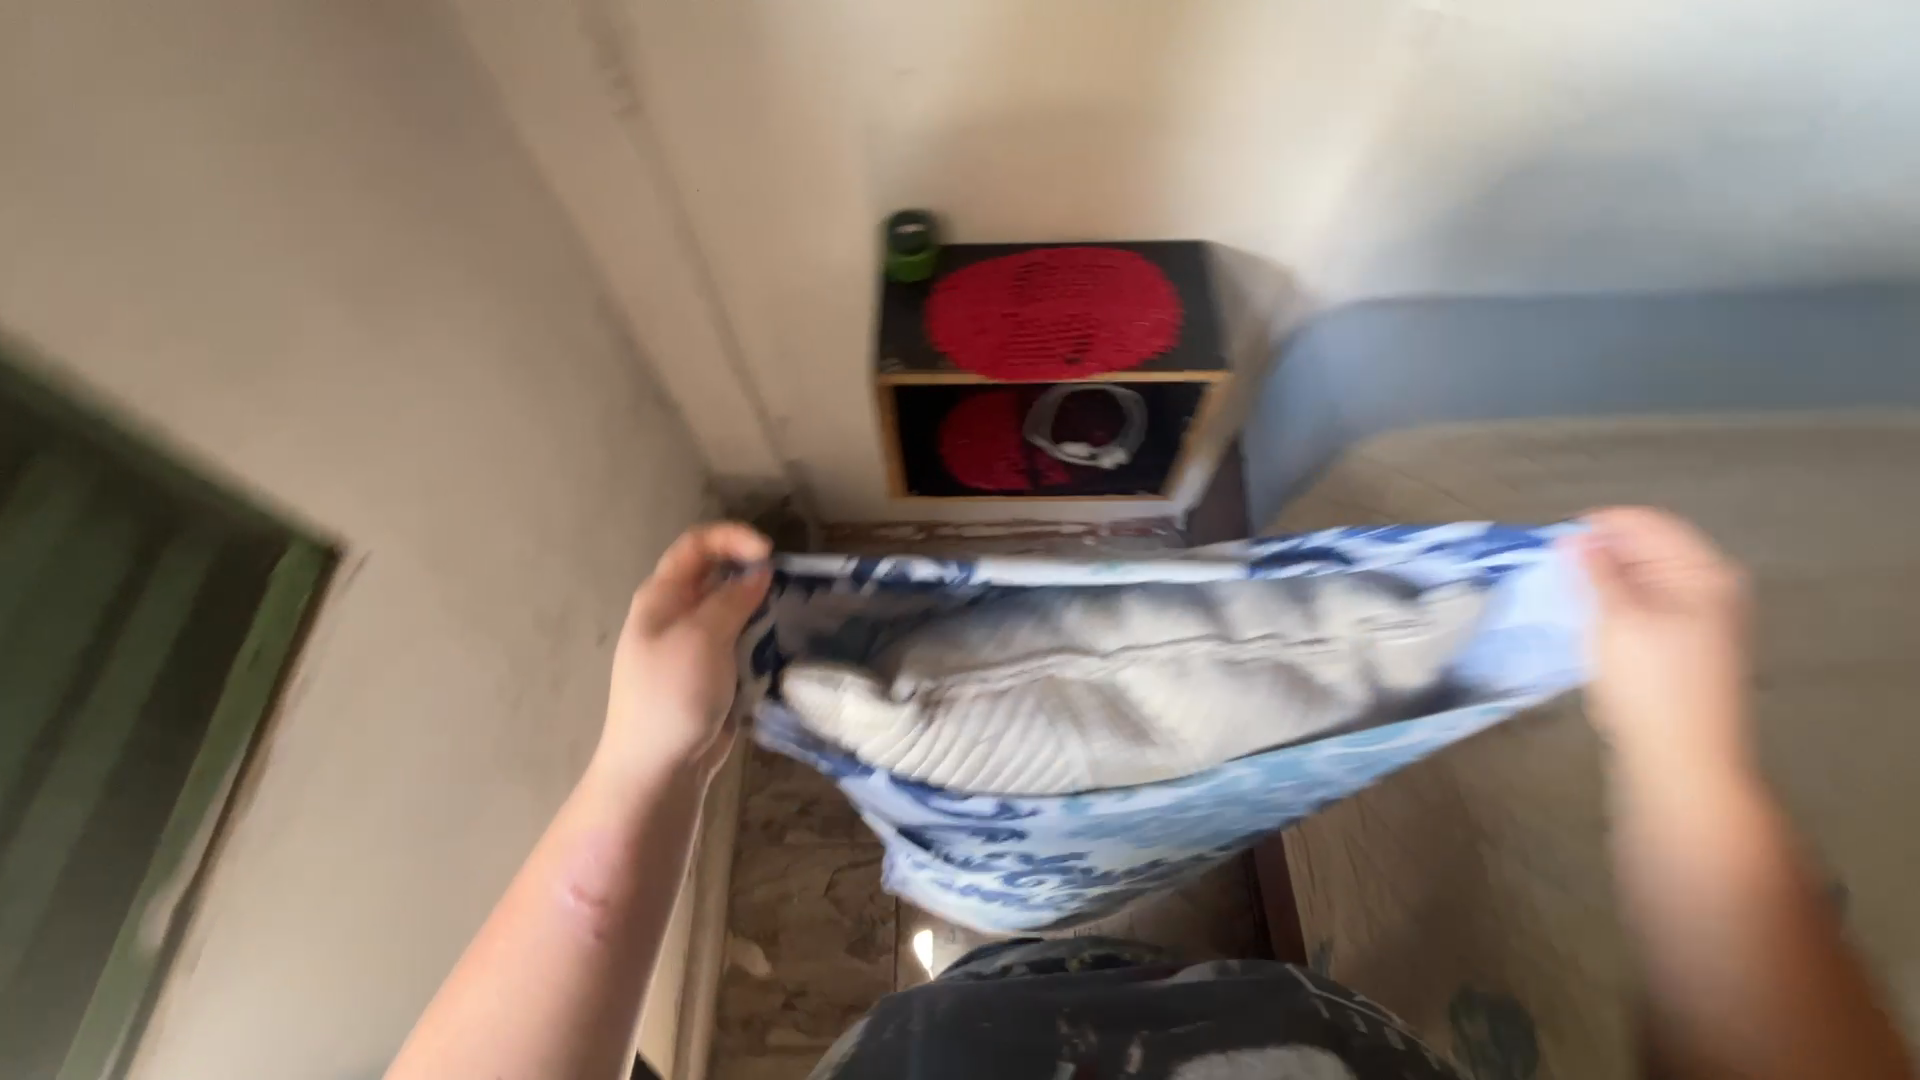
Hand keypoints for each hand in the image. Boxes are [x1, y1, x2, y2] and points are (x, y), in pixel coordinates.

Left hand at [599, 523, 772, 784]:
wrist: (659, 768)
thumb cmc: (672, 695)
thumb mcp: (702, 637)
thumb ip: (733, 598)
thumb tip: (759, 572)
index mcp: (663, 597)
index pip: (697, 545)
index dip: (733, 538)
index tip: (770, 554)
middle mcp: (678, 614)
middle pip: (719, 574)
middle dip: (754, 573)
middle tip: (787, 587)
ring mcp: (698, 645)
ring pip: (737, 610)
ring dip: (764, 609)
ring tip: (792, 616)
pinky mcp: (716, 673)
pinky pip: (744, 642)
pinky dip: (764, 639)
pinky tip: (784, 646)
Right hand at [1565, 507, 1752, 773]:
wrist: (1680, 756)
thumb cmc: (1649, 681)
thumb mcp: (1616, 617)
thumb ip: (1595, 571)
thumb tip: (1574, 537)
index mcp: (1702, 572)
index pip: (1645, 523)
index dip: (1595, 527)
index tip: (1548, 544)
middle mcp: (1707, 587)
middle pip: (1644, 548)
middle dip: (1595, 552)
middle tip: (1549, 570)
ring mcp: (1697, 616)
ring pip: (1638, 577)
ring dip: (1599, 579)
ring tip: (1561, 594)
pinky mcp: (1680, 641)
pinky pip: (1640, 603)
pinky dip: (1610, 602)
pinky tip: (1584, 619)